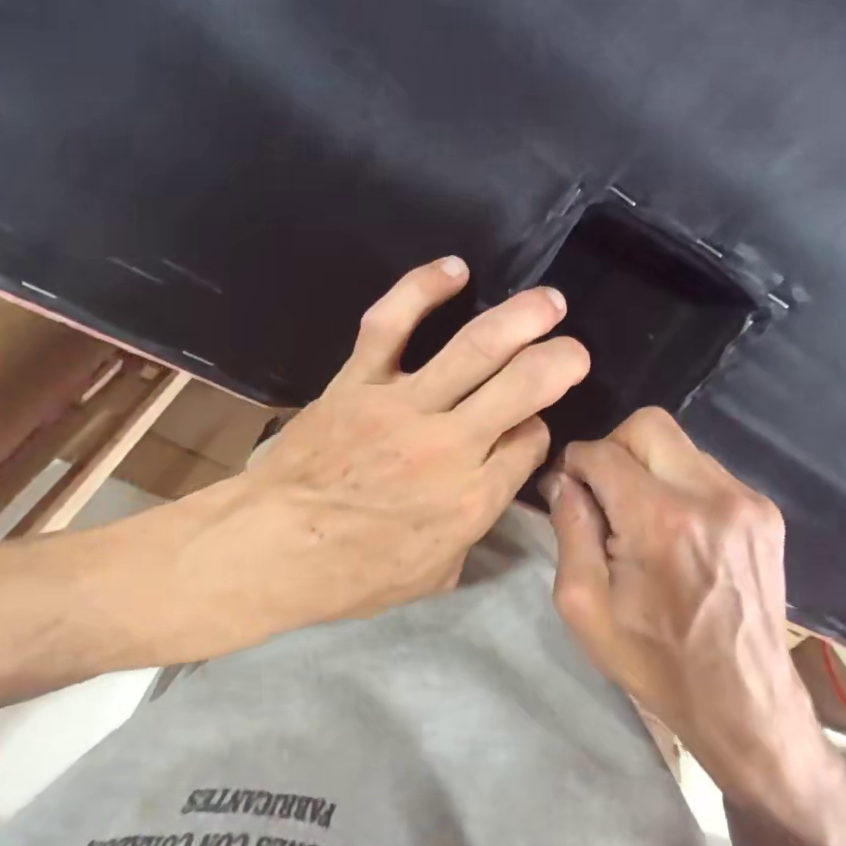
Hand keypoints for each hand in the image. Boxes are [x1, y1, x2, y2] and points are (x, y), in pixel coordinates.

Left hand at [176, 257, 588, 649]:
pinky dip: (422, 288)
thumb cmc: (351, 576)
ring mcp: (402, 405)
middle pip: (524, 387)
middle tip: (575, 350)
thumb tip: (488, 490)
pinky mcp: (357, 380)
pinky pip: (391, 324)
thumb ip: (470, 532)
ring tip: (549, 302)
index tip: (529, 425)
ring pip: (474, 349)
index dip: (538, 428)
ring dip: (520, 318)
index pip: (530, 442)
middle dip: (560, 361)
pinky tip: (455, 268)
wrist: (270, 548)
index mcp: (472, 498)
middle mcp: (449, 445)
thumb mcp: (434, 575)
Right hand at [545, 408, 817, 803]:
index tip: (568, 491)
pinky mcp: (766, 513)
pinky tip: (675, 530)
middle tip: (602, 494)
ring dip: (647, 467)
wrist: (744, 704)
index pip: (603, 452)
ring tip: (640, 519)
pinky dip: (678, 484)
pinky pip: (706, 470)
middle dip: (613, 449)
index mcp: (661, 521)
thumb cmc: (653, 661)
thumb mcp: (583, 605)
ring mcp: (747, 502)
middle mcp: (711, 496)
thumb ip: (569, 529)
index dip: (575, 465)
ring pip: (679, 445)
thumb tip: (563, 480)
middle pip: (648, 425)